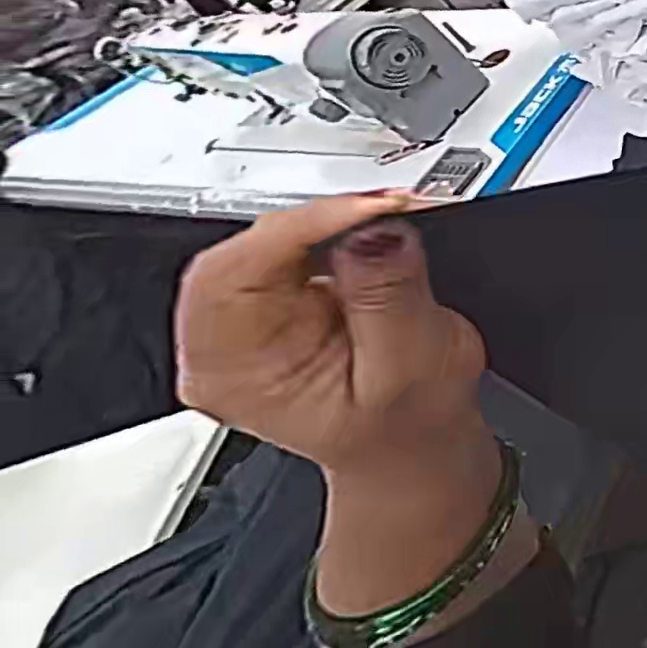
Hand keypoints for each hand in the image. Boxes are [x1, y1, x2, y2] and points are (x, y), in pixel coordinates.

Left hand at [176, 194, 505, 614]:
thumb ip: (392, 296)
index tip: (375, 208)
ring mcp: (259, 322)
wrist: (416, 441)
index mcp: (235, 370)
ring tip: (396, 217)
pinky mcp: (294, 303)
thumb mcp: (410, 364)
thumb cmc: (410, 422)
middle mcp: (230, 344)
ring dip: (339, 223)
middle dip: (323, 220)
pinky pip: (306, 251)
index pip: (234, 274)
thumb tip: (379, 231)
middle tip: (393, 206)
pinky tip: (384, 235)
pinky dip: (349, 233)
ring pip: (274, 245)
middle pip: (247, 252)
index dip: (303, 228)